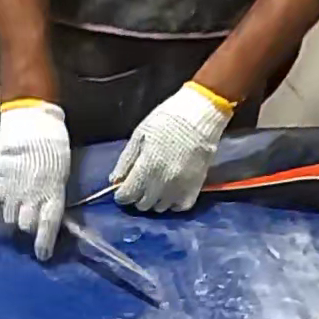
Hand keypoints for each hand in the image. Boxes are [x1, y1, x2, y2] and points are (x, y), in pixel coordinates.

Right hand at [0, 101, 71, 260]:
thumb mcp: (60, 173)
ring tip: (14, 221)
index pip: (47, 226)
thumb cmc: (51, 144)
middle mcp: (30, 197)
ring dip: (12, 226)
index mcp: (51, 192)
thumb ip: (53, 197)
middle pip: (26, 227)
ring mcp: (11, 193)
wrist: (29, 121)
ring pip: (9, 224)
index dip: (44, 244)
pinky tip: (0, 219)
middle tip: (29, 230)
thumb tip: (49, 220)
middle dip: (29, 232)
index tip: (43, 256)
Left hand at [109, 83, 230, 212]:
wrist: (203, 110)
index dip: (122, 193)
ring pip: (159, 208)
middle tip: (142, 184)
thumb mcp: (140, 135)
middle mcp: (161, 183)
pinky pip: (180, 207)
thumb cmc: (168, 120)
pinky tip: (172, 192)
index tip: (125, 186)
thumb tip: (114, 181)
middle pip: (142, 205)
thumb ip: (125, 161)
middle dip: (138, 196)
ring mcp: (179, 187)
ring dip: (156, 200)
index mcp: (145, 170)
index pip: (125, 197)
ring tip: (158, 186)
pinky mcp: (195, 186)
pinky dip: (174, 203)